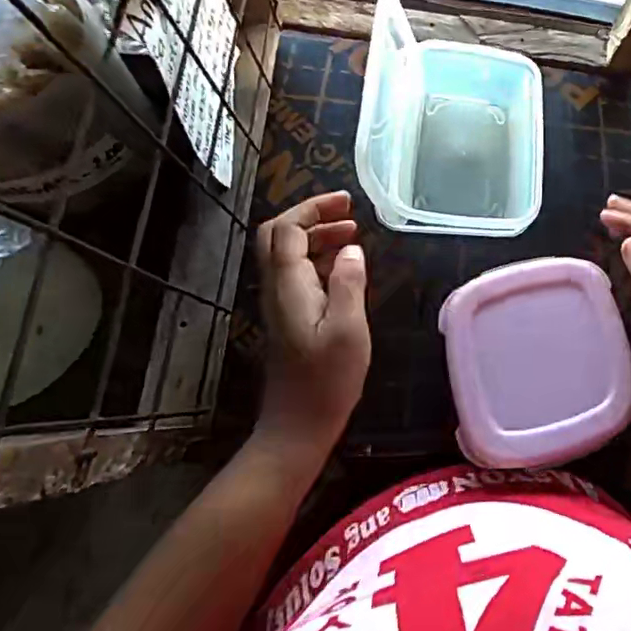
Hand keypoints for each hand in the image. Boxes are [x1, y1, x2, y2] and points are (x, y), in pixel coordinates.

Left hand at [254, 191, 370, 446]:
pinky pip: (297, 273)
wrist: (298, 426)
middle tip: (348, 213)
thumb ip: (349, 283)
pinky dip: (318, 258)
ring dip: (317, 236)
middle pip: (278, 235)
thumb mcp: (348, 330)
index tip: (347, 204)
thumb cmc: (326, 380)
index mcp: (288, 286)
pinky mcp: (288, 316)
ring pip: (288, 253)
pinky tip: (345, 267)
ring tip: (353, 235)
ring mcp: (280, 303)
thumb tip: (351, 248)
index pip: (286, 229)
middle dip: (311, 216)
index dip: (313, 208)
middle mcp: (277, 288)